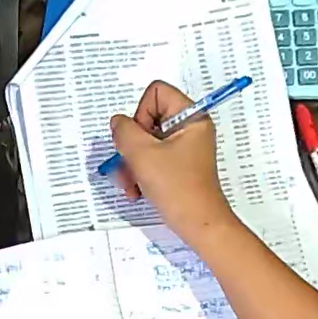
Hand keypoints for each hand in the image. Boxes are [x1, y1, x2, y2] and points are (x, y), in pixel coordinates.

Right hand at [108, 81, 239, 240]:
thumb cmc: (177, 188)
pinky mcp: (179, 168)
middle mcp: (190, 130)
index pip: (157, 93)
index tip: (141, 140)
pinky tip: (136, 192)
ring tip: (130, 185)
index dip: (140, 114)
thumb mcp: (142, 155)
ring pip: (147, 144)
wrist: (199, 225)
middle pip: (148, 120)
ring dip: (132, 164)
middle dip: (132, 146)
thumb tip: (118, 123)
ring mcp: (185, 150)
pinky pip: (153, 161)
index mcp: (191, 118)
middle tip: (128, 166)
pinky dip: (141, 175)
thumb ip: (124, 132)